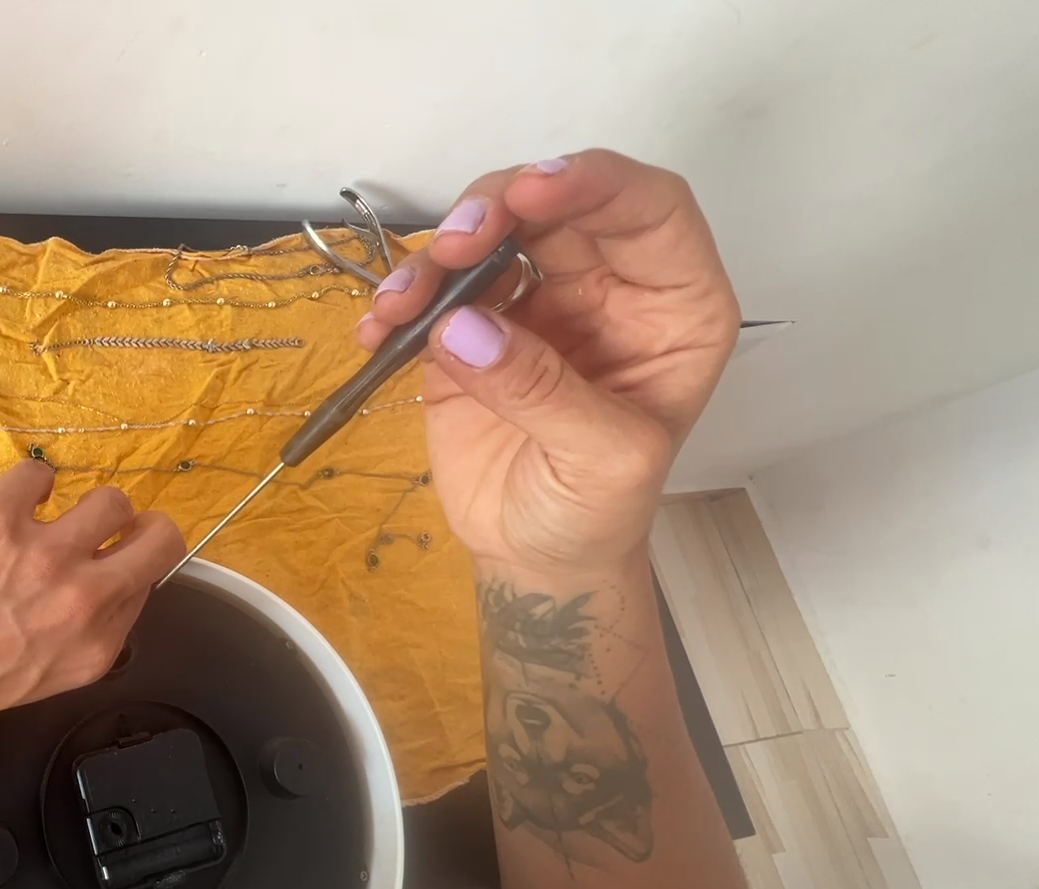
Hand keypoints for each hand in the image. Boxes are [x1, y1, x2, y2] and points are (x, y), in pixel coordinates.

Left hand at [0, 460, 183, 749]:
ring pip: (109, 500)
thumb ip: (80, 635)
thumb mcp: (36, 679)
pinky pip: (39, 474)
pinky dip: (25, 486)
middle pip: (160, 536)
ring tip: (46, 518)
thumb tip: (98, 587)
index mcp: (94, 647)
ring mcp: (45, 554)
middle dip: (143, 526)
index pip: (149, 586)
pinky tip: (1, 509)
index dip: (128, 569)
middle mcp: (83, 600)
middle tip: (113, 526)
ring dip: (83, 505)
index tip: (108, 562)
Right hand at [357, 150, 739, 577]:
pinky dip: (397, 308)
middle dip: (494, 214)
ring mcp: (523, 314)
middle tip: (451, 247)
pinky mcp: (463, 342)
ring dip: (431, 264)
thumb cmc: (593, 510)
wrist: (530, 552)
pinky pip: (429, 304)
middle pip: (547, 214)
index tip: (527, 191)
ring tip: (393, 307)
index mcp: (664, 307)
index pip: (645, 212)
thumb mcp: (600, 458)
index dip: (592, 185)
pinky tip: (374, 333)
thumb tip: (462, 327)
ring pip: (479, 250)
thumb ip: (542, 389)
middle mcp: (596, 293)